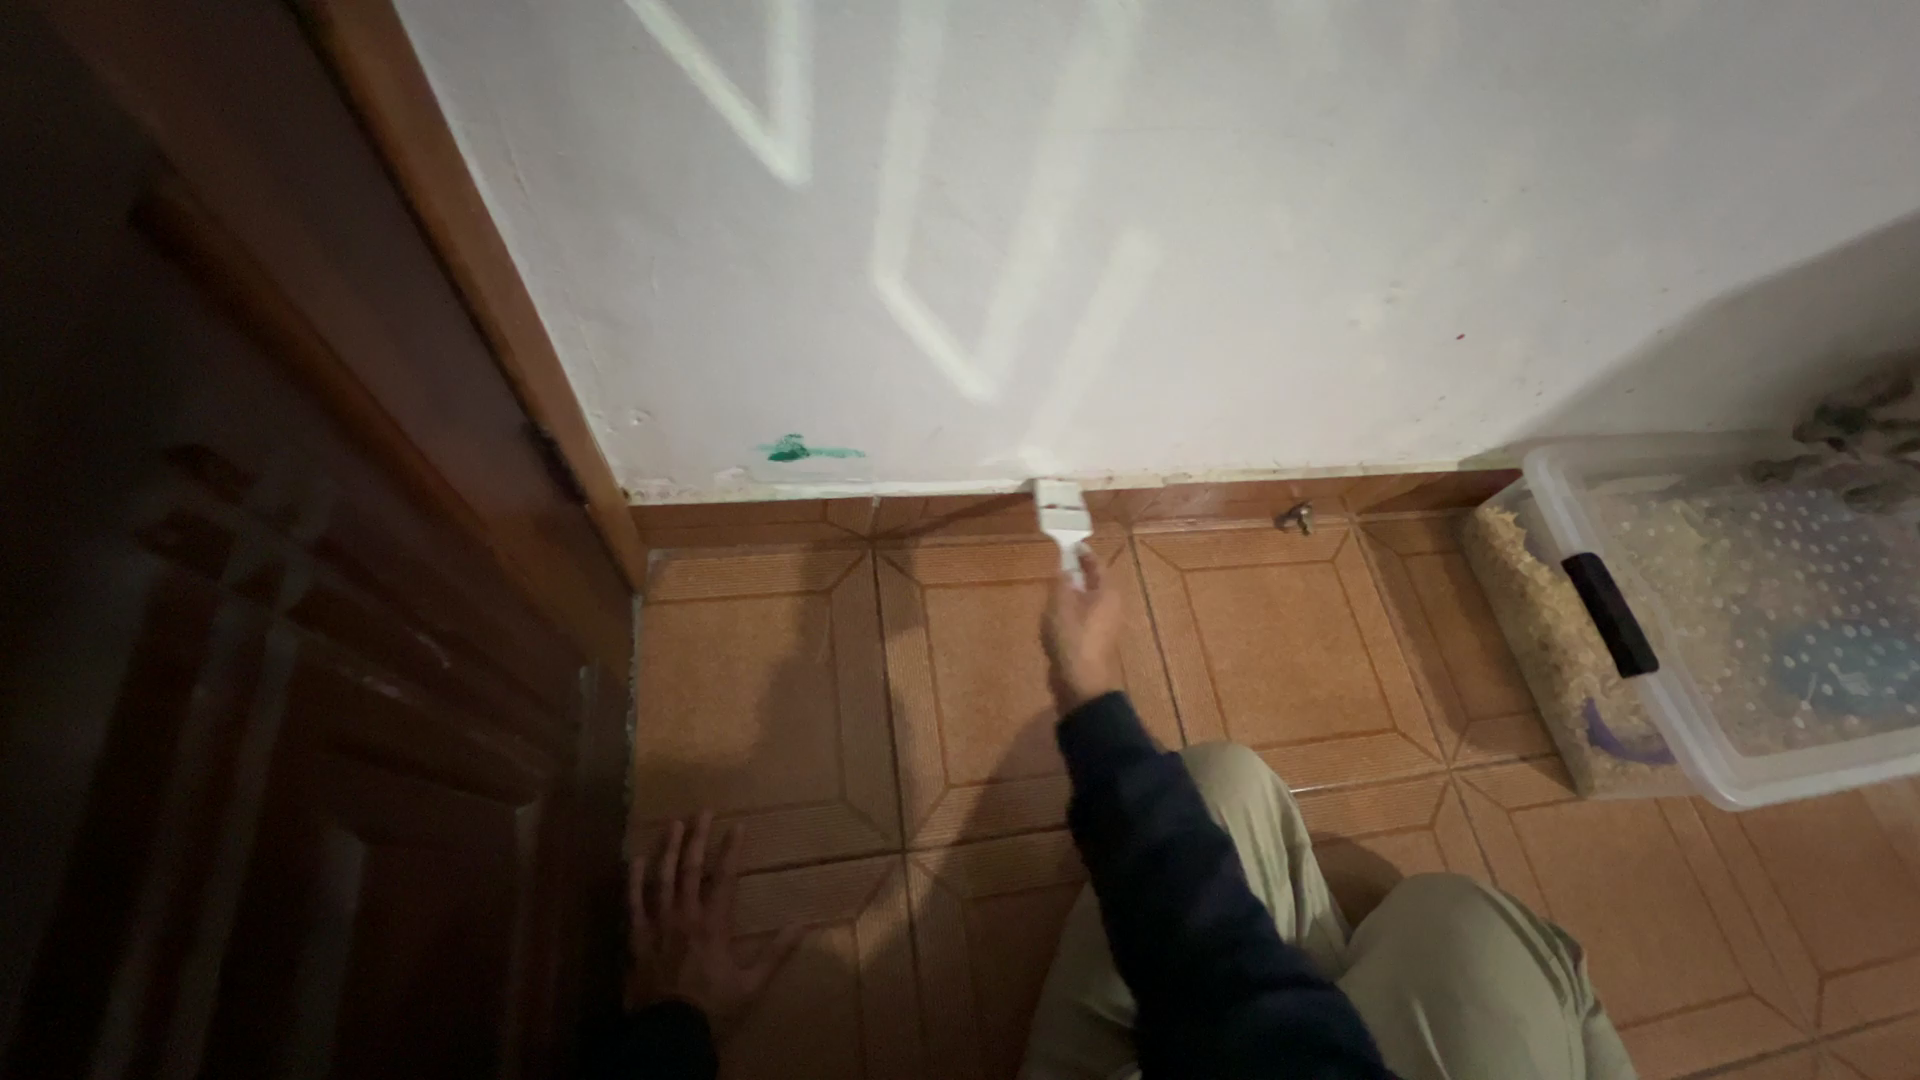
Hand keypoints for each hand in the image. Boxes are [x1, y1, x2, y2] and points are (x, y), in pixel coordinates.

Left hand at [626, 812, 802, 1032]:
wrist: (666, 1036)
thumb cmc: (711, 1009)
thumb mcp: (751, 985)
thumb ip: (775, 953)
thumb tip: (802, 925)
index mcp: (713, 925)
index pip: (724, 877)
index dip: (731, 849)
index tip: (738, 825)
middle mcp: (685, 917)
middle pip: (691, 869)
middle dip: (698, 837)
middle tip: (703, 810)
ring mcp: (657, 926)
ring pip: (661, 879)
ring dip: (668, 849)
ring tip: (673, 823)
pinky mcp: (636, 940)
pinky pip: (633, 904)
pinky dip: (634, 881)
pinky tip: (636, 860)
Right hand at [1042, 548, 1124, 712]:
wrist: (1080, 682)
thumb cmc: (1072, 637)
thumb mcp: (1060, 603)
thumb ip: (1061, 581)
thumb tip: (1063, 567)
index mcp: (1107, 593)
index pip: (1097, 565)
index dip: (1083, 553)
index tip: (1070, 544)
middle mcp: (1112, 606)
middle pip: (1095, 583)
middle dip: (1078, 573)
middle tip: (1059, 564)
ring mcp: (1105, 625)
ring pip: (1088, 600)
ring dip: (1073, 593)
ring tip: (1053, 588)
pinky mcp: (1096, 640)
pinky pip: (1084, 616)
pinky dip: (1072, 610)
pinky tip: (1055, 615)